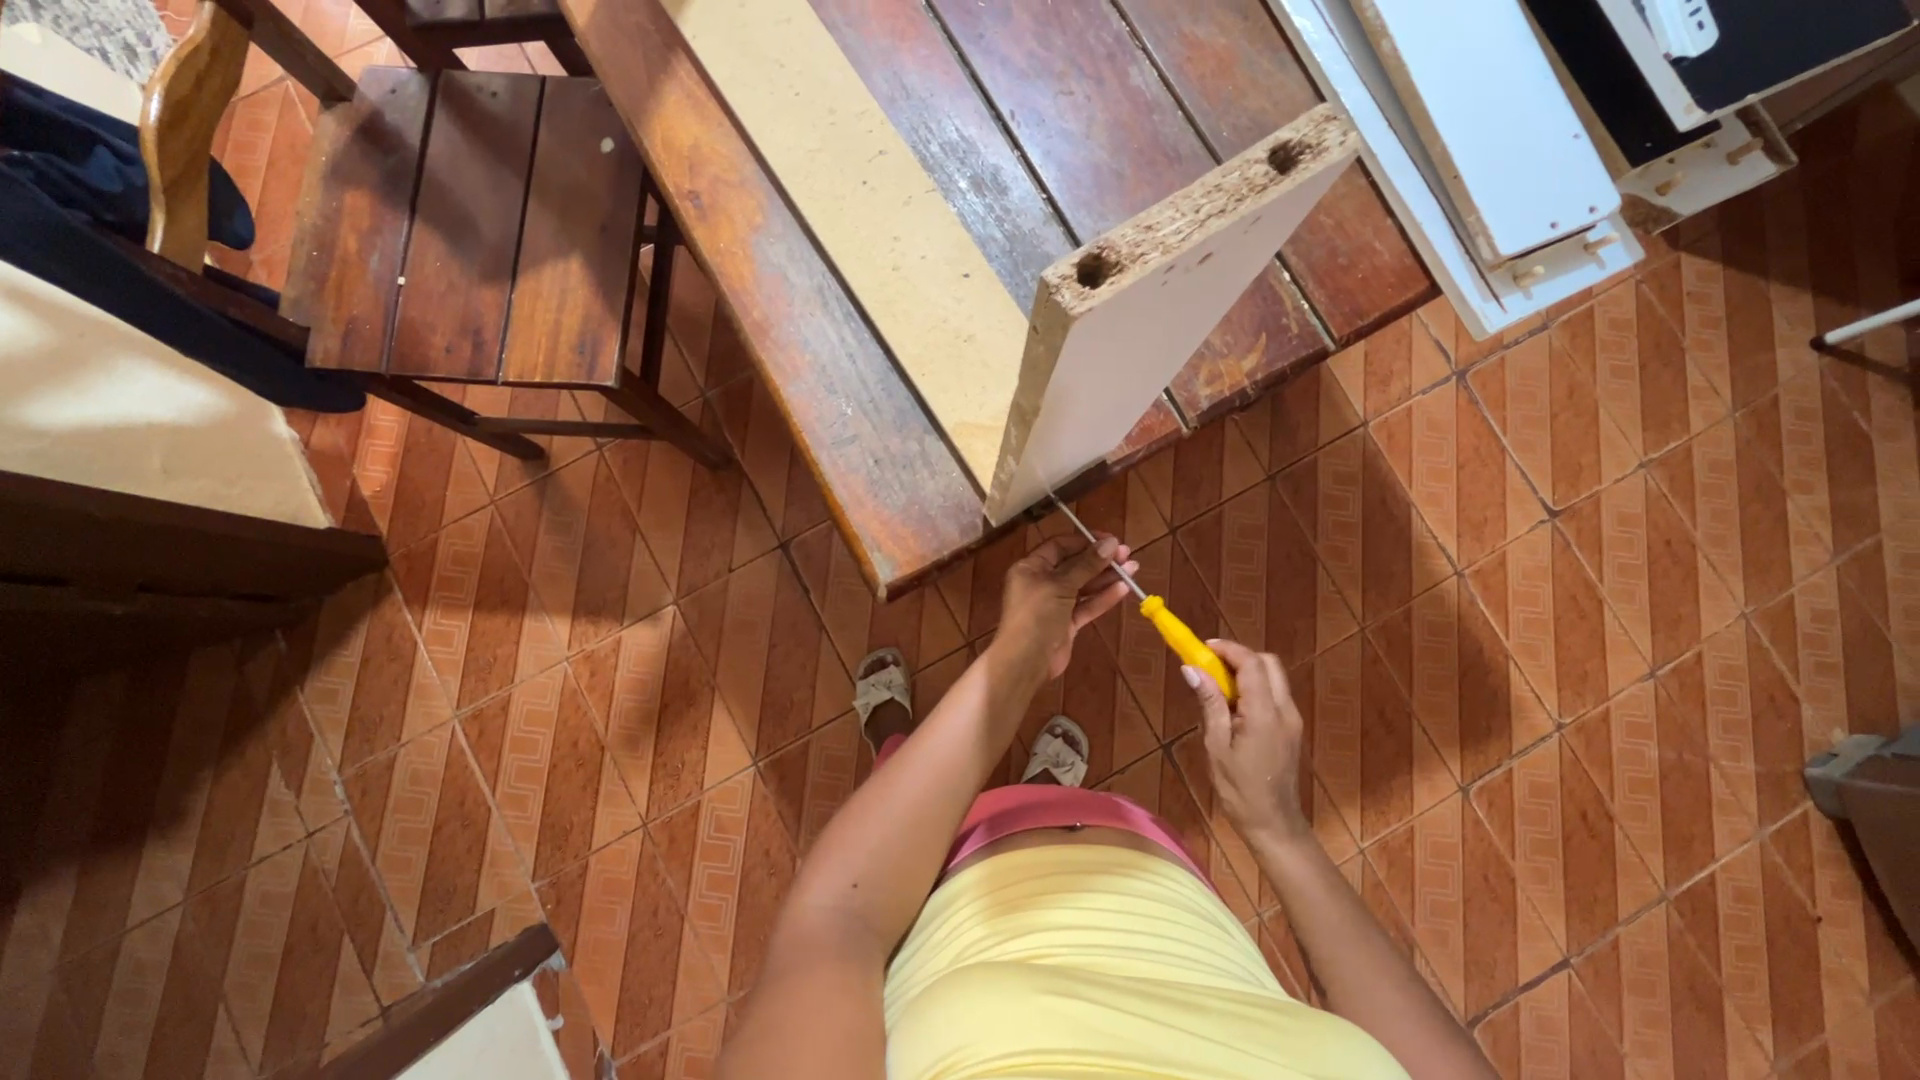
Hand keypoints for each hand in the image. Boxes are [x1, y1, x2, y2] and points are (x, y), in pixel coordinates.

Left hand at [995, 534, 1136, 681]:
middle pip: (1074, 566)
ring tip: (1133, 569)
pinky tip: (1123, 589)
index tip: (1111, 540)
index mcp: (1031, 567)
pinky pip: (1087, 606)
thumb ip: (1086, 565)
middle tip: (1127, 554)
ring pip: (1084, 586)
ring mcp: (1055, 604)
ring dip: (1106, 578)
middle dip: (1100, 560)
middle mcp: (1042, 583)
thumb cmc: (1036, 615)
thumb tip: (1110, 543)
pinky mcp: (1066, 623)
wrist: (1025, 661)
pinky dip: (1103, 598)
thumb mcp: (1060, 585)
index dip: (1085, 541)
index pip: (1060, 546)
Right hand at [1185, 639, 1310, 842]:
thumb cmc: (1239, 789)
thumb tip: (1192, 669)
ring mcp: (1292, 719)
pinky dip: (1254, 688)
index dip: (1228, 649)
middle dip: (1239, 656)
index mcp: (1265, 713)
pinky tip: (1233, 706)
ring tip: (1217, 685)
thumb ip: (1210, 703)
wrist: (1273, 822)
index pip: (1251, 664)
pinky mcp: (1291, 728)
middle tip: (1210, 664)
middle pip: (1268, 663)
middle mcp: (1285, 710)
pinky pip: (1274, 694)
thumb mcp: (1216, 746)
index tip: (1202, 646)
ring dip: (1247, 671)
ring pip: (1273, 677)